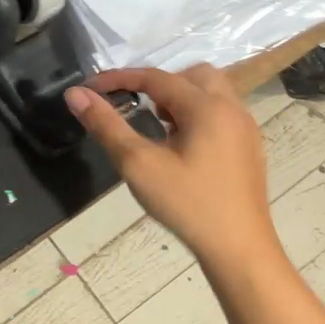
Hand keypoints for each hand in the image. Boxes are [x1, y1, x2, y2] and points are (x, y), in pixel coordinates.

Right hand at [64, 65, 279, 267]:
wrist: (239, 248)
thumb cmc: (187, 204)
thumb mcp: (137, 164)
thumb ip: (106, 124)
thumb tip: (75, 94)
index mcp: (207, 109)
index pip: (156, 78)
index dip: (119, 78)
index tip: (88, 89)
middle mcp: (232, 110)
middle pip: (193, 75)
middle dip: (157, 82)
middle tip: (133, 105)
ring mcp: (245, 130)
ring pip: (210, 93)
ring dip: (178, 98)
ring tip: (155, 124)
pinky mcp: (248, 148)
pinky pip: (220, 114)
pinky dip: (195, 114)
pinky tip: (178, 145)